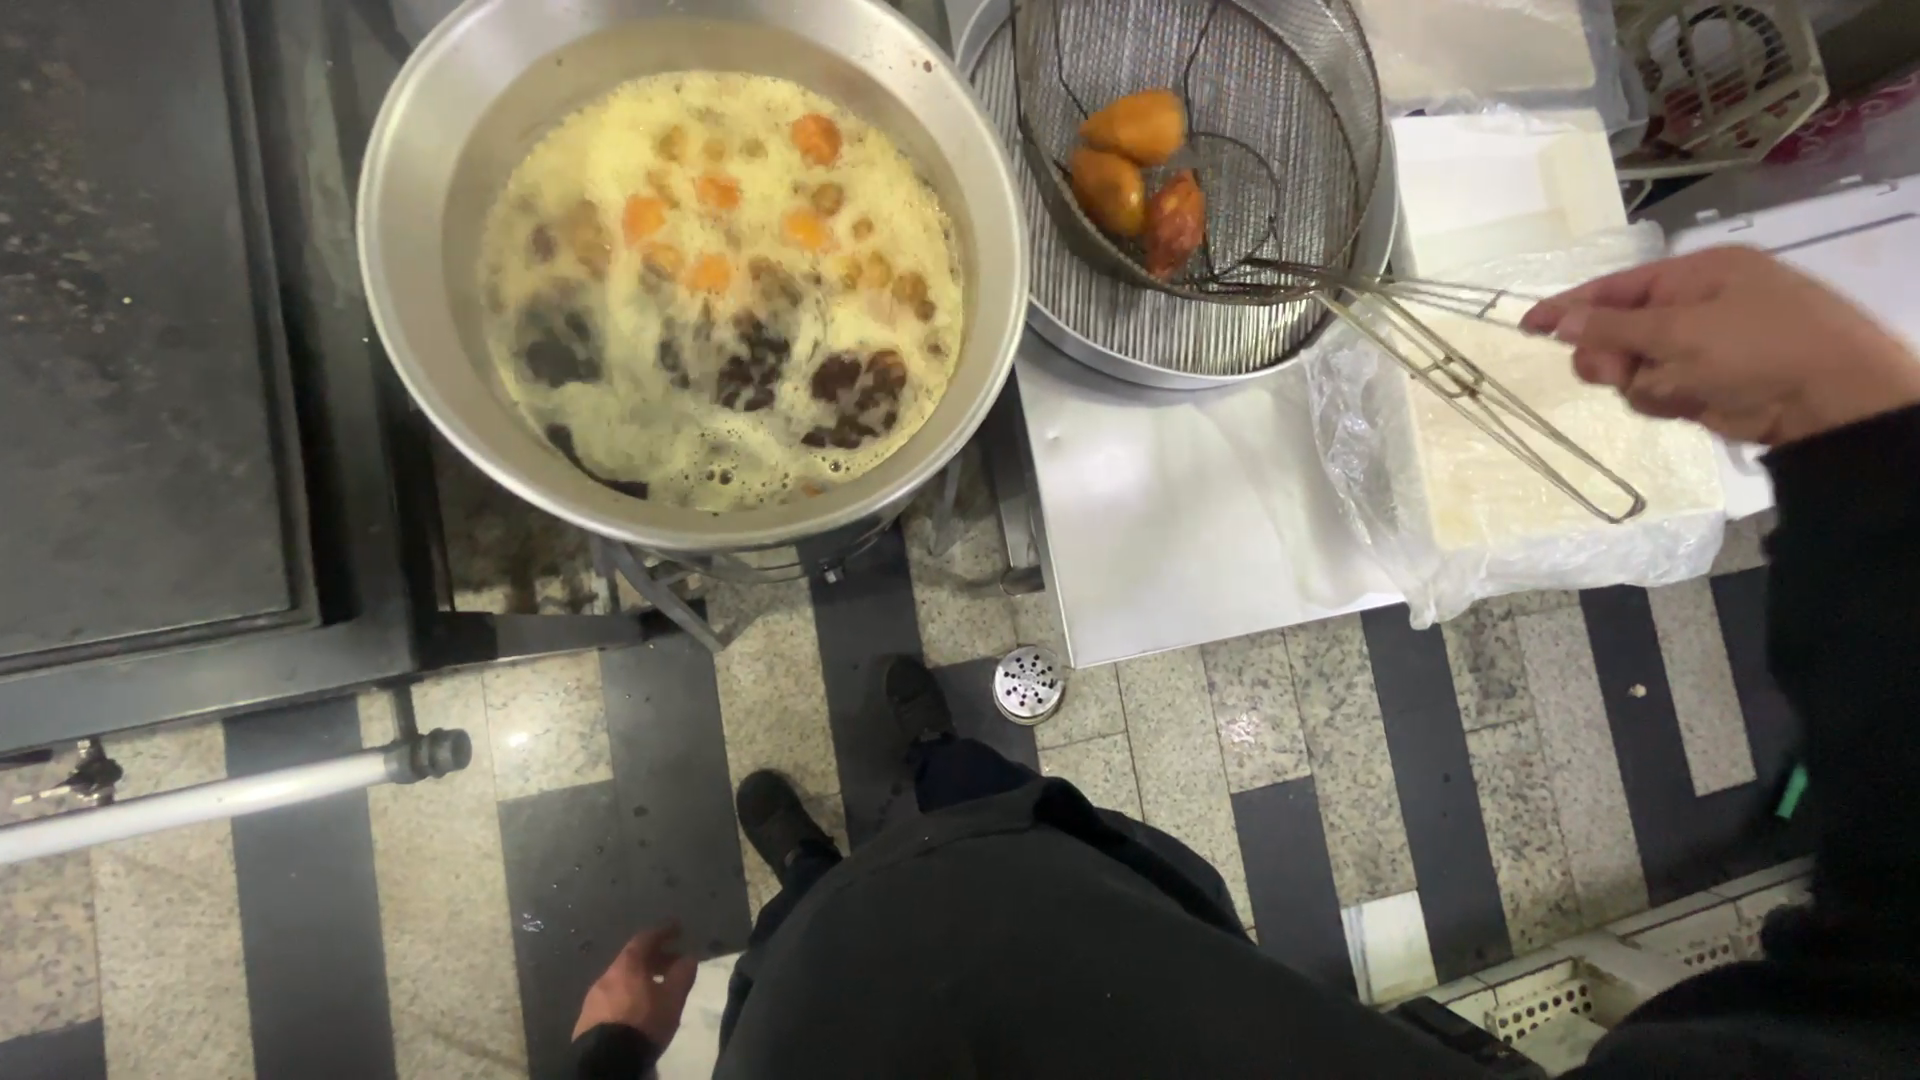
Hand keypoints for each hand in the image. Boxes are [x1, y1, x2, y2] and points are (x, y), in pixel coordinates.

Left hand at [572, 922, 698, 1045]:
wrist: (603, 1064)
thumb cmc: (642, 1022)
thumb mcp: (672, 998)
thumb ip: (683, 974)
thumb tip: (688, 957)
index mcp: (627, 965)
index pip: (646, 938)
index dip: (664, 931)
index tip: (678, 929)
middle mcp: (606, 976)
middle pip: (633, 960)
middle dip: (655, 959)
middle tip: (673, 964)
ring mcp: (592, 999)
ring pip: (621, 980)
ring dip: (640, 980)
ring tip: (656, 991)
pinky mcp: (585, 1021)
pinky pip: (611, 999)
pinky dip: (627, 996)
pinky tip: (635, 1010)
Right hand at [1521, 246, 1919, 445]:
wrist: (1829, 401)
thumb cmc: (1759, 348)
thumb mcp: (1678, 330)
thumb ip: (1610, 326)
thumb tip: (1557, 320)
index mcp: (1696, 275)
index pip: (1613, 288)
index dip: (1568, 306)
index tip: (1528, 325)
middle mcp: (1692, 305)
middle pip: (1612, 330)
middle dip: (1608, 354)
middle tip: (1614, 372)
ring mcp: (1694, 345)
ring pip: (1625, 365)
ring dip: (1636, 380)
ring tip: (1668, 388)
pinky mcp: (1696, 380)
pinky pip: (1648, 388)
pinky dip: (1658, 397)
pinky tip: (1685, 400)